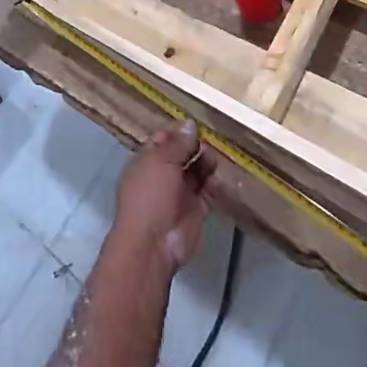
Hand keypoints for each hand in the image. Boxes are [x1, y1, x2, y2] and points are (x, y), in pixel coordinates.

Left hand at [111, 119, 216, 271]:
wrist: (153, 244)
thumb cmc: (150, 196)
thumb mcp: (160, 161)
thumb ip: (178, 142)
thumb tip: (190, 123)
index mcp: (147, 163)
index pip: (162, 140)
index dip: (178, 131)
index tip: (195, 122)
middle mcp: (163, 176)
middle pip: (183, 153)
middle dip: (195, 144)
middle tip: (210, 137)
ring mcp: (180, 192)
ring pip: (197, 169)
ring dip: (206, 160)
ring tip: (213, 156)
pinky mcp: (197, 208)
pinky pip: (209, 189)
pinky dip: (215, 180)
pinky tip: (220, 173)